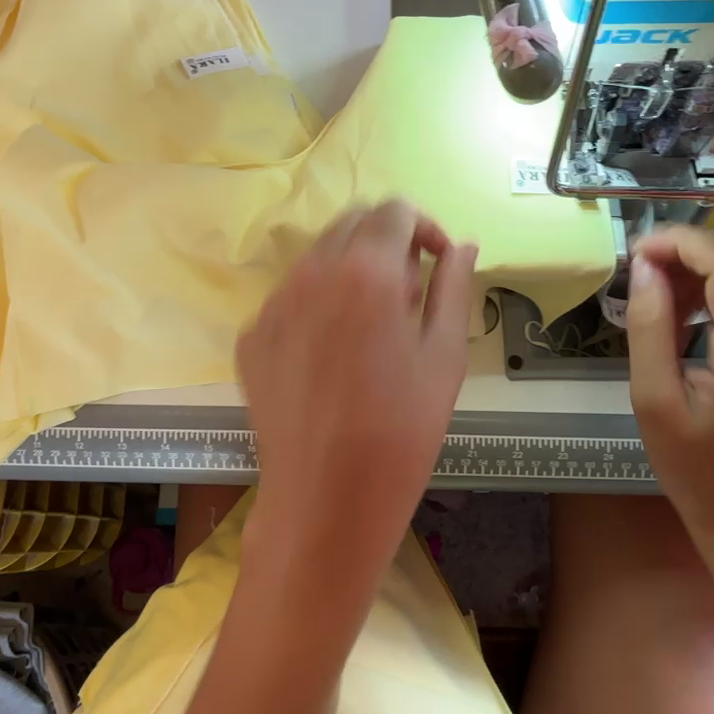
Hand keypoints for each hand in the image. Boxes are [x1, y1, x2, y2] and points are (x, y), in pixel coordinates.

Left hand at [236, 201, 477, 557]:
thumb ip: (452, 285)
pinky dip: (318, 302)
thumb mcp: (445, 355)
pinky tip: (333, 355)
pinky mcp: (251, 335)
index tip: (436, 263)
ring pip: (318, 256)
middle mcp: (311, 271)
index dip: (423, 228)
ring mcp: (273, 303)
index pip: (394, 211)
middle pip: (352, 223)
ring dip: (351, 268)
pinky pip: (291, 295)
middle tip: (408, 295)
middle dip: (386, 242)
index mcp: (366, 270)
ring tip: (372, 328)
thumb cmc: (402, 431)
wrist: (325, 503)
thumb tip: (461, 244)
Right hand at [626, 227, 713, 544]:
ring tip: (651, 294)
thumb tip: (645, 268)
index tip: (639, 252)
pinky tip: (678, 315)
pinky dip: (709, 293)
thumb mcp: (653, 399)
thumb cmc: (693, 465)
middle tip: (636, 271)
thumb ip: (650, 328)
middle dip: (684, 254)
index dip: (683, 243)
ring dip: (694, 272)